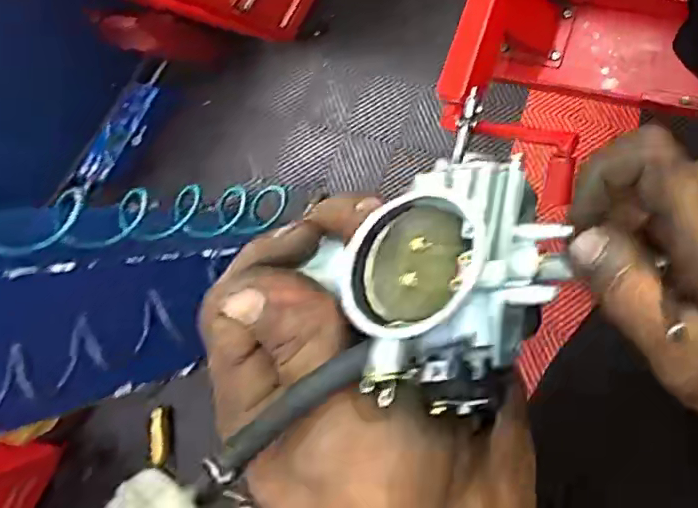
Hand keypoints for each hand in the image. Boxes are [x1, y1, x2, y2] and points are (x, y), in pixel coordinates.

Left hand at [199, 195, 533, 507]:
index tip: (324, 233)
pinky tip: (456, 245)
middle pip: (314, 270)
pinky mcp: (434, 329)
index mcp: (270, 383)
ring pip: (374, 267)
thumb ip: (298, 355)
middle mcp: (322, 349)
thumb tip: (246, 287)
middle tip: (386, 217)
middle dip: (345, 232)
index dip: (272, 255)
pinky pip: (430, 280)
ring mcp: (382, 337)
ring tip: (428, 227)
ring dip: (400, 237)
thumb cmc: (379, 491)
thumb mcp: (326, 430)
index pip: (240, 301)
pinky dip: (442, 257)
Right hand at [567, 126, 697, 421]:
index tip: (579, 229)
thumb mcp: (678, 351)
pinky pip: (660, 193)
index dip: (600, 175)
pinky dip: (638, 223)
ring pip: (645, 179)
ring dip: (618, 219)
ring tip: (618, 275)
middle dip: (602, 207)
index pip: (646, 150)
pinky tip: (642, 269)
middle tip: (591, 265)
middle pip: (637, 164)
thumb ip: (626, 291)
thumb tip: (581, 241)